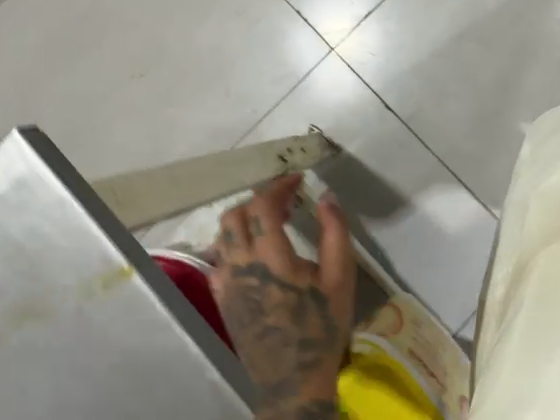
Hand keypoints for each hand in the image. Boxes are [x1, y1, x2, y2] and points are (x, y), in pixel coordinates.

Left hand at [209, 174, 355, 419]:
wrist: (293, 378)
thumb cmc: (322, 325)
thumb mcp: (341, 276)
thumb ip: (335, 231)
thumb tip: (326, 196)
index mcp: (271, 258)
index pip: (262, 206)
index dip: (278, 186)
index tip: (298, 180)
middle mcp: (241, 266)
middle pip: (234, 215)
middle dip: (259, 199)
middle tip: (286, 199)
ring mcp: (226, 284)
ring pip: (222, 236)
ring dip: (245, 220)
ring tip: (273, 222)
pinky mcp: (221, 299)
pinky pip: (219, 260)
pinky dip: (234, 244)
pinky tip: (257, 251)